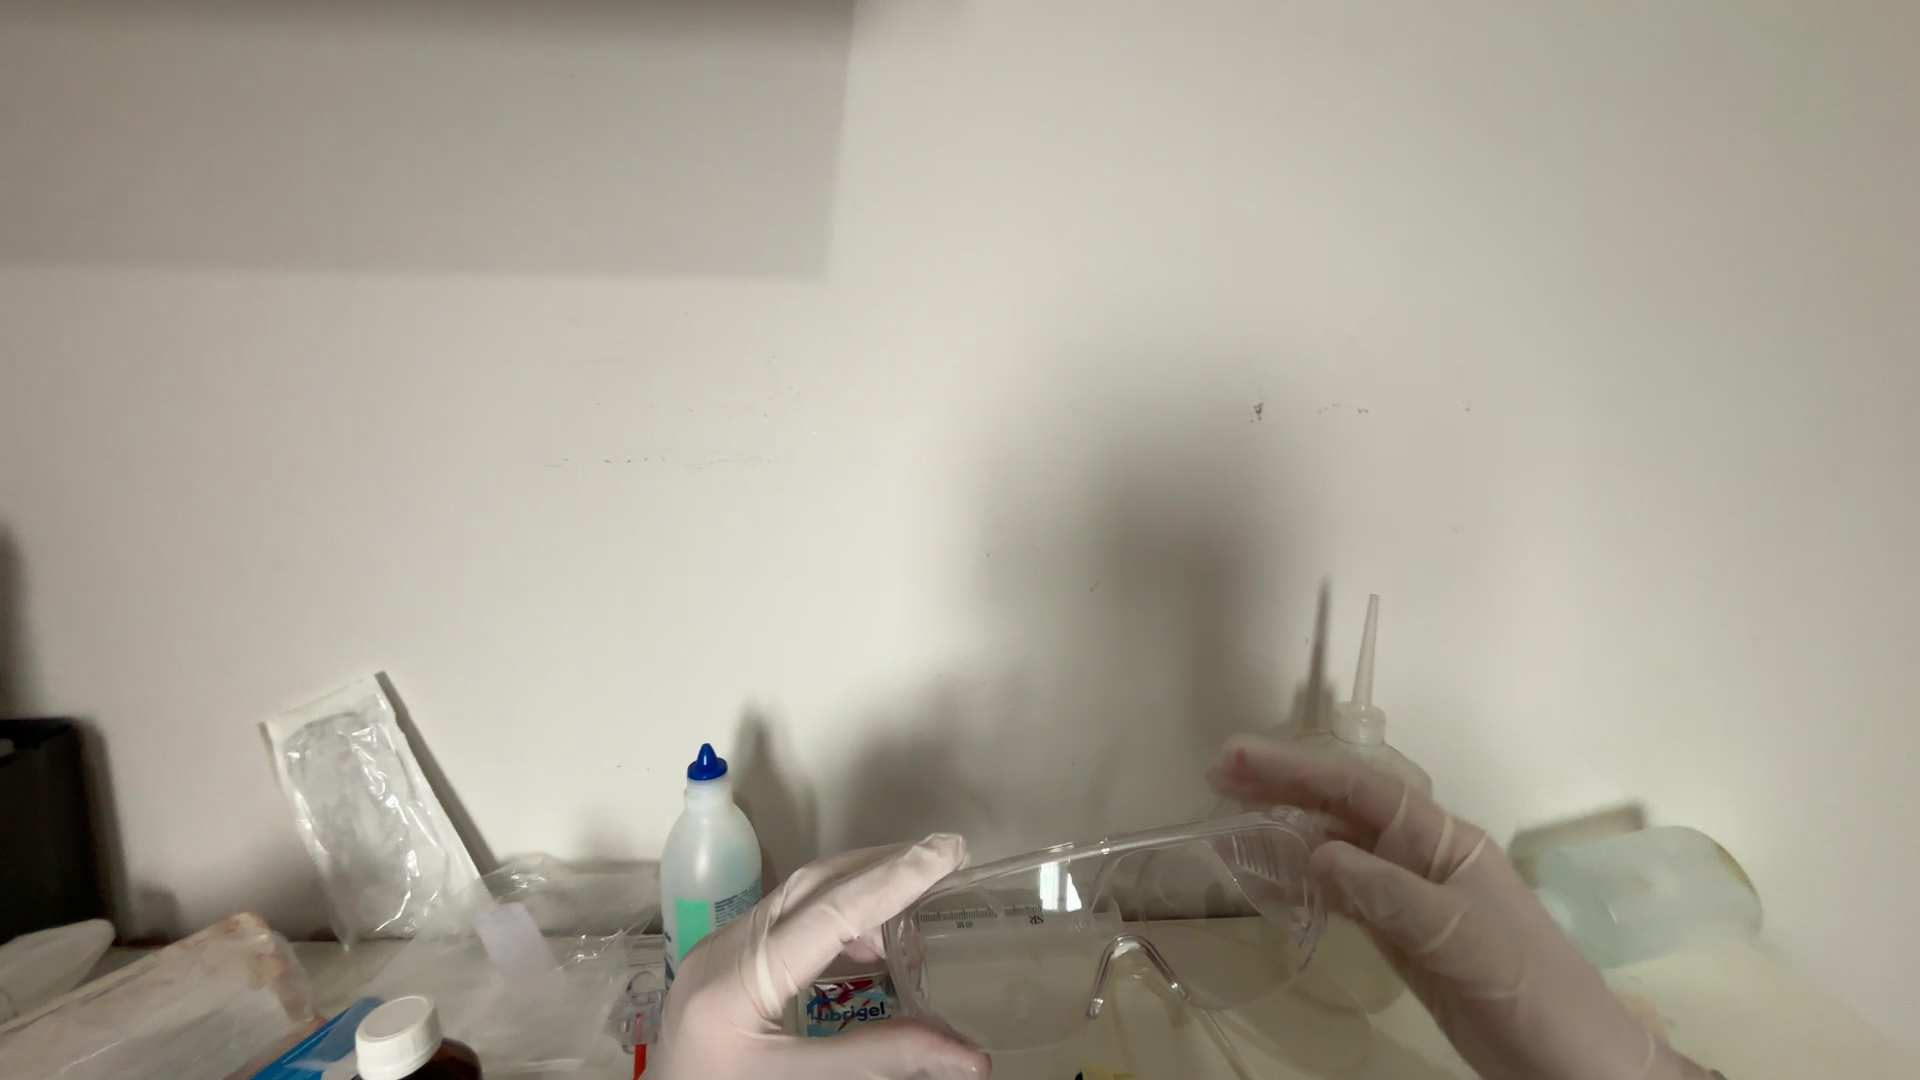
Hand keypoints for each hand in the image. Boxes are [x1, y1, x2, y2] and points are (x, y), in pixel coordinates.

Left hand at [652, 834, 989, 1079]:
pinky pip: (790, 916)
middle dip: (884, 865)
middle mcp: (726, 947)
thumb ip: (883, 1060)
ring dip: (864, 885)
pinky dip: (839, 915)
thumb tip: (972, 1058)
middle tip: (945, 854)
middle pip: (815, 884)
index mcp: (737, 981)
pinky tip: (872, 941)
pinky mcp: (727, 960)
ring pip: (803, 893)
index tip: (947, 851)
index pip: (829, 911)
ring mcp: (722, 949)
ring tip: (920, 895)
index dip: (894, 879)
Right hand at [1208, 735, 1715, 1079]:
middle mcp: (1413, 852)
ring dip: (1277, 835)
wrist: (1575, 1068)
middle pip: (1333, 806)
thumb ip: (1383, 889)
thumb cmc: (1527, 986)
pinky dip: (1295, 884)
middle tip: (1216, 775)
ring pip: (1327, 848)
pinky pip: (1333, 894)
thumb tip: (1312, 852)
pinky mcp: (1395, 928)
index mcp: (1436, 836)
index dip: (1293, 765)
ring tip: (1225, 829)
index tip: (1237, 753)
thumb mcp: (1457, 934)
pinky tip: (1260, 883)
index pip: (1353, 786)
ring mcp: (1402, 890)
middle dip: (1276, 786)